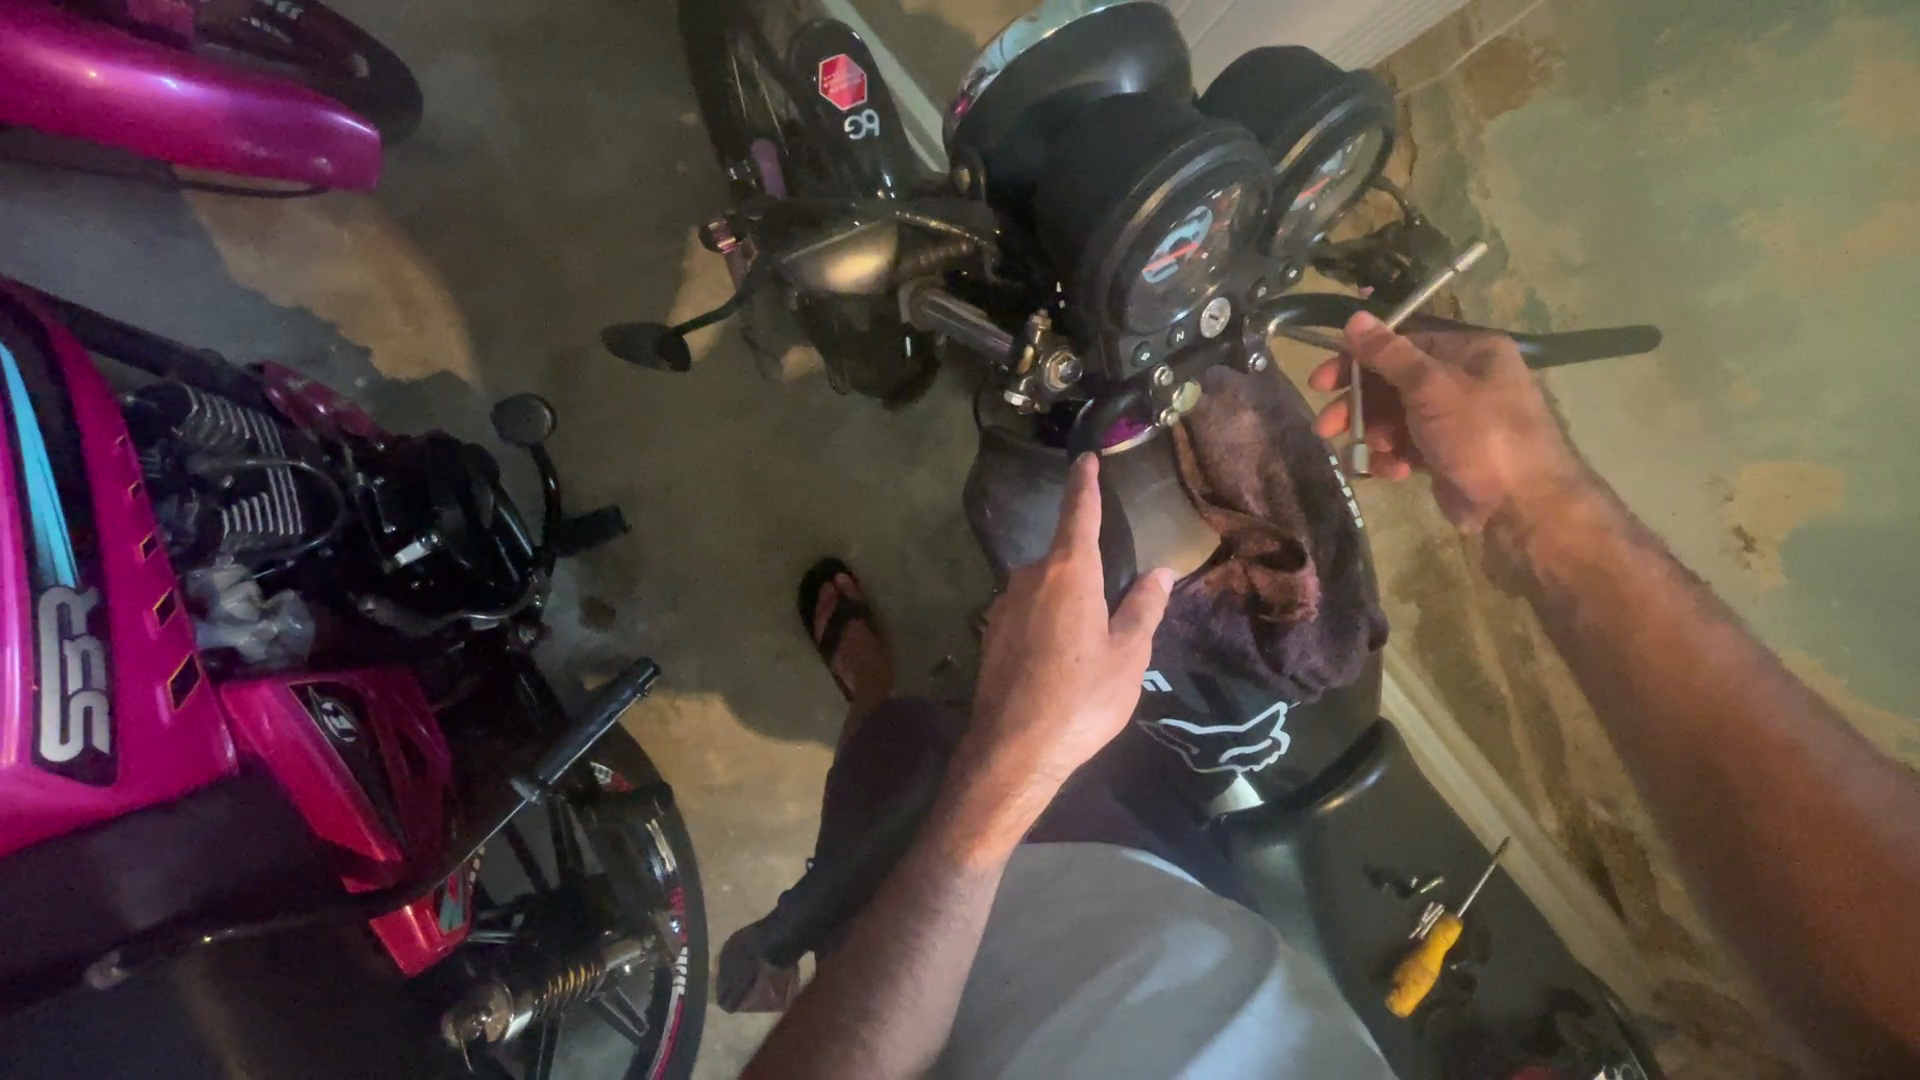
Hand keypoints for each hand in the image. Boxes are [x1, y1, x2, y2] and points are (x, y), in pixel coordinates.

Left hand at [967, 454, 1174, 793]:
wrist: (1013, 747)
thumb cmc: (1081, 698)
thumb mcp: (1128, 656)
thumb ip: (1144, 608)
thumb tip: (1161, 572)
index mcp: (1069, 573)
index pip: (1079, 514)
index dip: (1085, 484)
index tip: (1085, 458)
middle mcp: (1030, 576)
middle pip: (1065, 559)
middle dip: (1087, 575)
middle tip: (1110, 619)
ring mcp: (1005, 603)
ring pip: (1045, 589)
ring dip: (1066, 605)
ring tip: (1085, 653)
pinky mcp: (991, 630)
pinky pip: (1027, 611)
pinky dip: (1045, 623)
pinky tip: (1056, 662)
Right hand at [1308, 311, 1586, 531]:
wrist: (1519, 503)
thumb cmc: (1480, 434)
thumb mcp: (1431, 388)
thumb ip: (1389, 354)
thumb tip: (1354, 318)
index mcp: (1469, 352)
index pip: (1400, 346)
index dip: (1357, 362)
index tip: (1321, 383)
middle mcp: (1463, 379)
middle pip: (1391, 384)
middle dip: (1357, 408)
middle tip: (1325, 427)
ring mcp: (1455, 418)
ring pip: (1394, 418)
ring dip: (1373, 436)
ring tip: (1366, 454)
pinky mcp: (1446, 451)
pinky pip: (1405, 446)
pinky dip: (1392, 458)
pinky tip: (1392, 472)